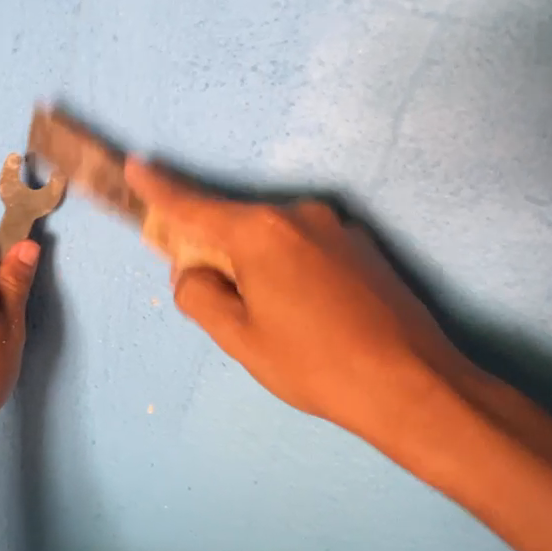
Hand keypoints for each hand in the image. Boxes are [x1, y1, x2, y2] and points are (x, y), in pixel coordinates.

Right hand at [126, 159, 459, 439]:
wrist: (416, 385)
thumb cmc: (315, 363)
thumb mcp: (238, 337)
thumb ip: (198, 295)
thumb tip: (194, 273)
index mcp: (258, 232)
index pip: (192, 205)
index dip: (159, 189)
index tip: (135, 165)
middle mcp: (297, 215)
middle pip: (233, 224)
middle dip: (215, 252)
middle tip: (225, 305)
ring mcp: (336, 227)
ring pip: (270, 238)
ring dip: (256, 265)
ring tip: (278, 321)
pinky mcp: (363, 245)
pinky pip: (303, 247)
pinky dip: (289, 269)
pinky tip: (310, 315)